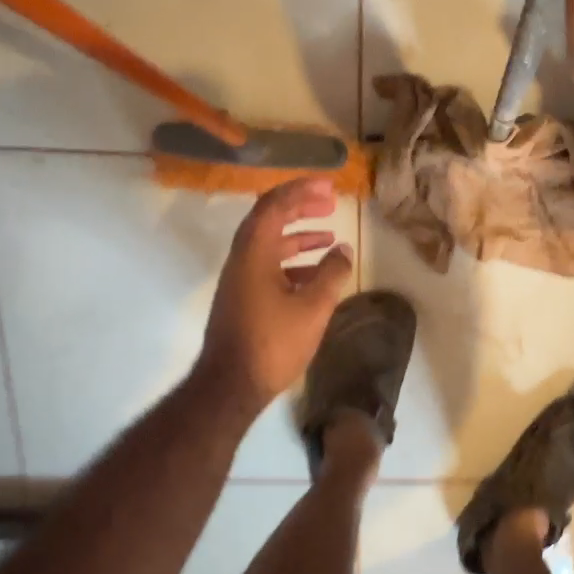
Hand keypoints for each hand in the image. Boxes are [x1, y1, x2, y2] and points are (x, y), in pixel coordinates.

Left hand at [197, 177, 353, 407]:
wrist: (230, 386)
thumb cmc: (273, 343)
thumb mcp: (313, 307)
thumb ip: (332, 274)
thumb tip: (343, 251)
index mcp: (254, 252)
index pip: (275, 205)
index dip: (301, 191)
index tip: (329, 186)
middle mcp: (242, 259)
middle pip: (270, 220)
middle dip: (300, 208)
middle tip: (330, 203)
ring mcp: (239, 280)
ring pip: (269, 245)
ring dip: (299, 237)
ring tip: (330, 238)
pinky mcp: (242, 300)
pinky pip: (268, 266)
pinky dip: (293, 262)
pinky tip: (316, 275)